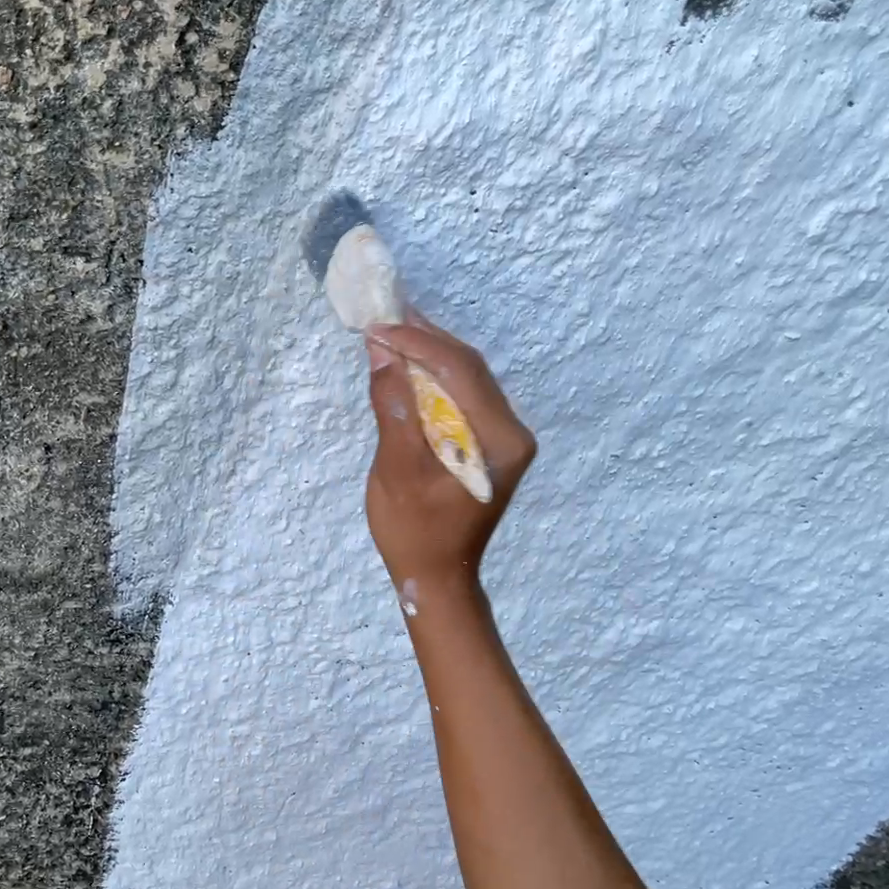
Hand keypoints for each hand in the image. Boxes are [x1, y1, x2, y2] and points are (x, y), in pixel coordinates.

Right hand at [364, 310, 535, 586]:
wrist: (436, 574)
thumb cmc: (413, 529)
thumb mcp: (397, 470)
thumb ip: (394, 409)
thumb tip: (382, 352)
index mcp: (500, 440)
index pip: (460, 371)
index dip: (417, 343)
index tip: (377, 328)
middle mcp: (512, 431)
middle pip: (469, 367)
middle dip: (424, 338)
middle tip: (383, 314)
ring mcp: (503, 435)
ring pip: (466, 375)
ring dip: (428, 351)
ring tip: (391, 327)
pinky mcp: (488, 440)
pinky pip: (462, 392)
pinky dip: (432, 373)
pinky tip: (407, 361)